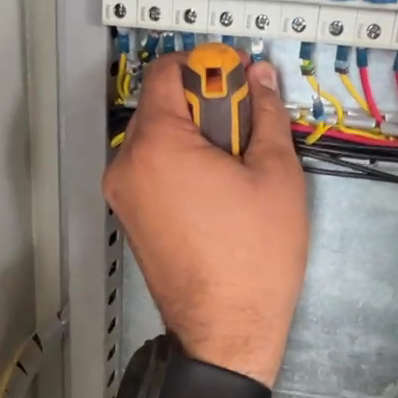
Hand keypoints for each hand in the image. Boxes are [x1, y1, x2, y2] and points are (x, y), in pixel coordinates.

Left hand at [104, 54, 306, 386]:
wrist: (227, 330)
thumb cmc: (256, 252)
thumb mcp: (276, 174)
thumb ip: (265, 114)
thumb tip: (260, 74)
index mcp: (156, 143)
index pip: (167, 71)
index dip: (206, 67)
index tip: (240, 83)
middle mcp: (124, 164)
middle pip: (160, 106)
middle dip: (202, 106)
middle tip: (246, 132)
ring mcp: (121, 195)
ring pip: (154, 140)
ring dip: (192, 137)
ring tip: (234, 168)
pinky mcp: (128, 220)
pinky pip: (150, 171)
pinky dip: (178, 166)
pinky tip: (215, 193)